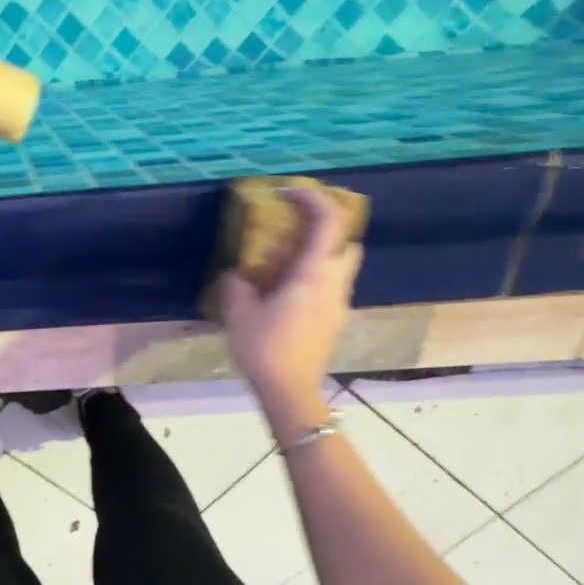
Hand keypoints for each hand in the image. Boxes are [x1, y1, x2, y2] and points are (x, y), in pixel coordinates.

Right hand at [217, 186, 363, 399]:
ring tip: (288, 268)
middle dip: (326, 230)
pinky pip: (330, 291)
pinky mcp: (335, 323)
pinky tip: (288, 299)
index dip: (312, 197)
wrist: (289, 391)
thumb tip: (237, 274)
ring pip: (341, 267)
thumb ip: (237, 286)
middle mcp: (334, 282)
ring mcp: (339, 305)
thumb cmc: (265, 349)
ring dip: (321, 258)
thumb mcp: (239, 314)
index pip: (328, 219)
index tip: (287, 193)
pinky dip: (315, 283)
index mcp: (313, 272)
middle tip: (295, 234)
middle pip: (346, 241)